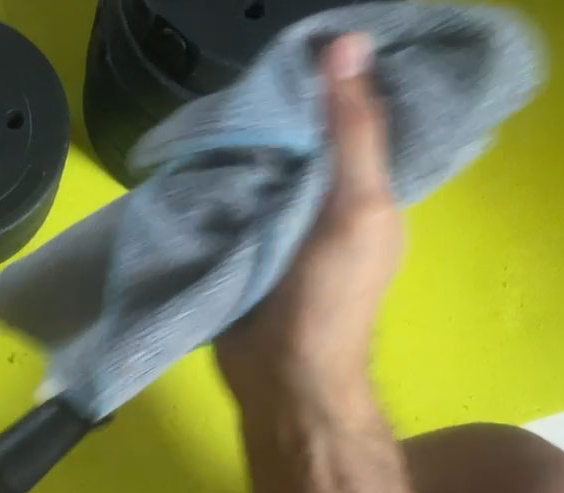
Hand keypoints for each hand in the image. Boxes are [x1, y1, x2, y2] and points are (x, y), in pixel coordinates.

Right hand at [217, 34, 402, 395]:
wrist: (280, 377)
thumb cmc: (329, 298)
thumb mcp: (356, 206)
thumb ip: (353, 132)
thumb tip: (345, 43)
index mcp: (368, 189)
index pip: (356, 116)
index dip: (335, 79)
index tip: (298, 46)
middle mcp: (325, 204)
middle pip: (304, 141)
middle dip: (279, 110)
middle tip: (242, 75)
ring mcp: (280, 230)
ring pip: (264, 172)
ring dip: (241, 146)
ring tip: (212, 108)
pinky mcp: (240, 251)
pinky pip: (230, 205)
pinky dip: (217, 185)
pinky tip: (195, 159)